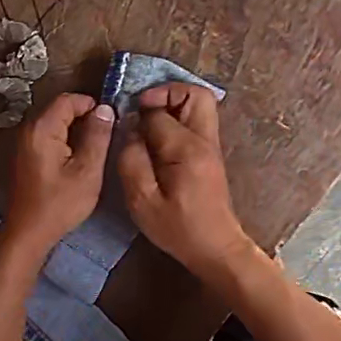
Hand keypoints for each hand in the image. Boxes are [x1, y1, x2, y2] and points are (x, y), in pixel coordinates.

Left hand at [5, 92, 114, 251]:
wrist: (28, 232)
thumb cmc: (59, 204)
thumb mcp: (87, 171)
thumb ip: (98, 136)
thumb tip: (106, 109)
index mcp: (41, 129)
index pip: (68, 100)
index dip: (91, 104)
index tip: (111, 119)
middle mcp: (28, 129)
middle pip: (60, 109)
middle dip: (84, 116)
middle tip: (107, 134)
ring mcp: (24, 142)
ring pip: (55, 122)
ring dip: (76, 128)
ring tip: (96, 146)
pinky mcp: (26, 155)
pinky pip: (48, 136)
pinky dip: (65, 139)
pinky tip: (79, 157)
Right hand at [119, 84, 254, 273]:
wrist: (215, 247)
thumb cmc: (178, 228)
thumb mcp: (142, 200)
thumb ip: (131, 160)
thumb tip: (131, 131)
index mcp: (186, 149)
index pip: (159, 113)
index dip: (138, 114)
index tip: (125, 126)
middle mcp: (204, 140)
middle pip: (195, 93)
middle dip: (166, 93)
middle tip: (143, 109)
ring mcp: (211, 145)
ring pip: (200, 103)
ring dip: (174, 103)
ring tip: (149, 121)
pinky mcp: (210, 153)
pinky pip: (197, 120)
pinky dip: (178, 118)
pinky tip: (158, 137)